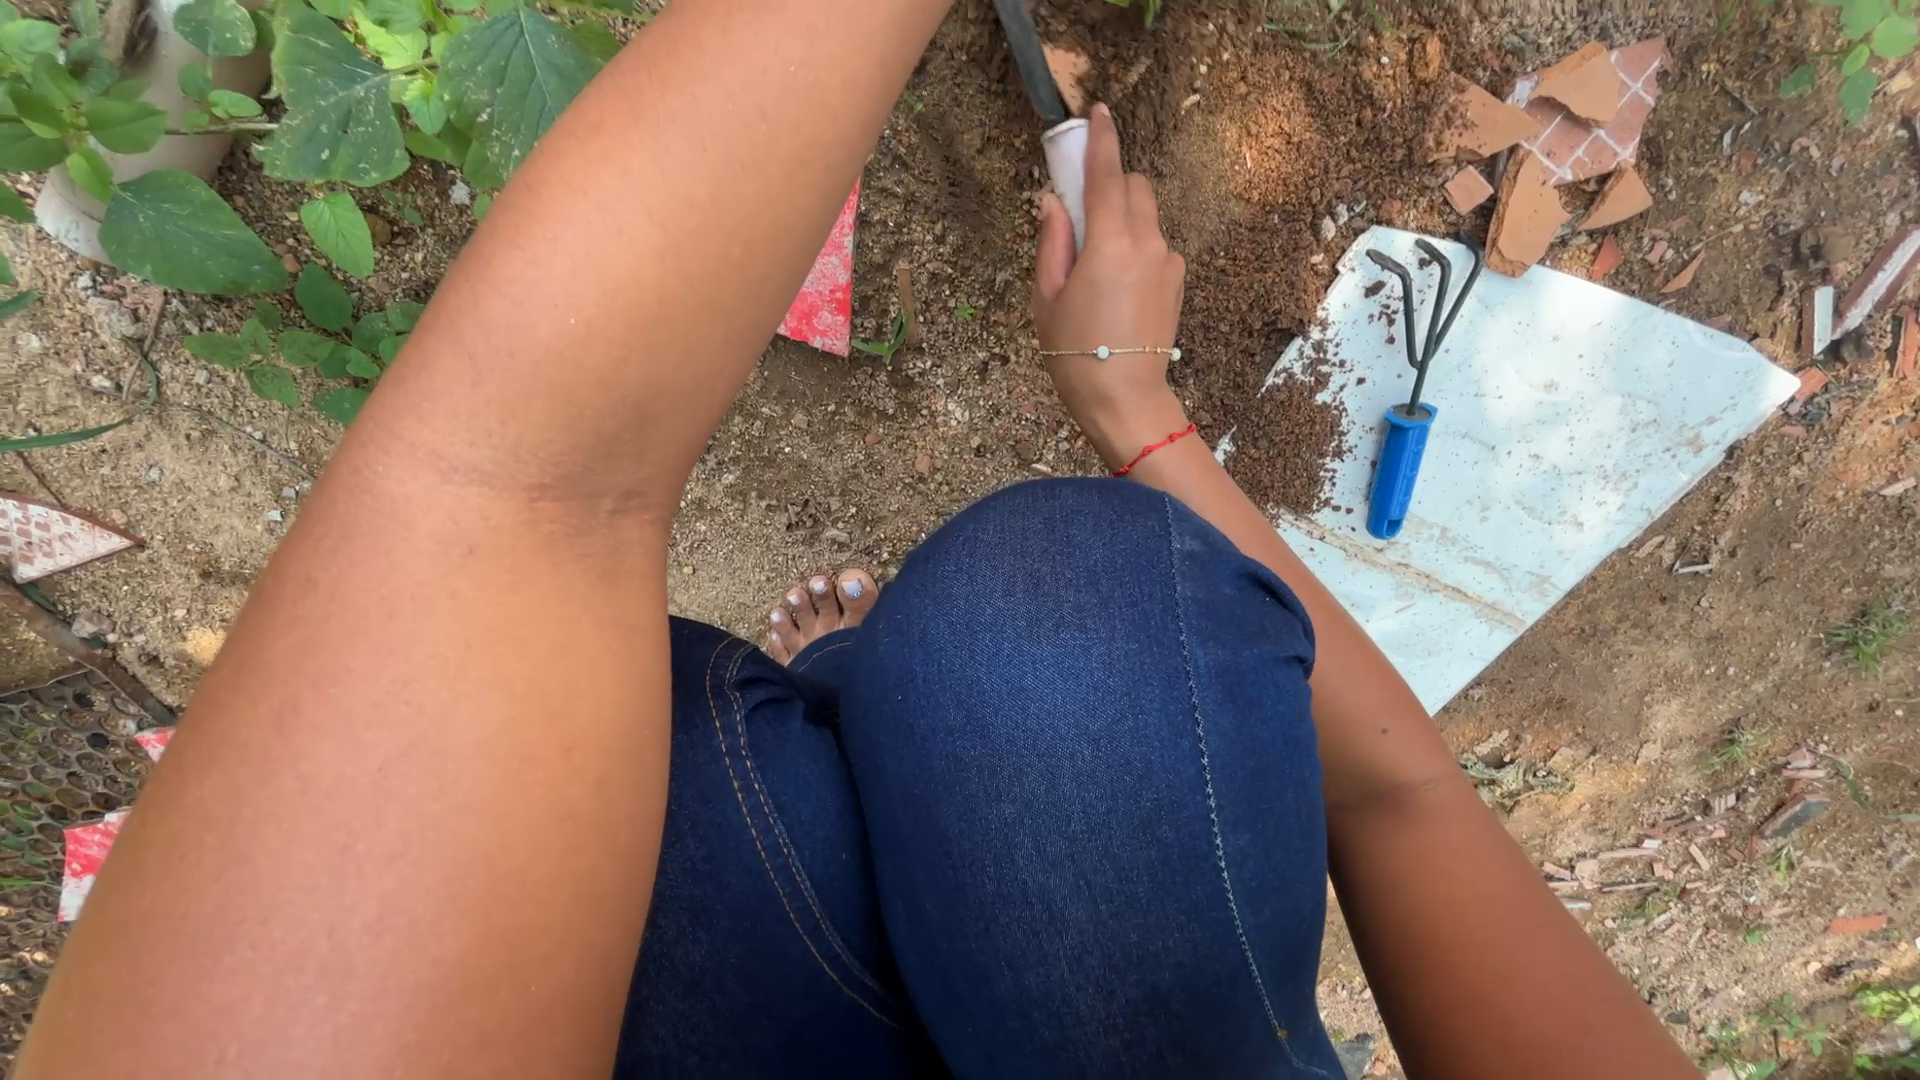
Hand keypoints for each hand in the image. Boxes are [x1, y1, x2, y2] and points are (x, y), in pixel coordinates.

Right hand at [1033, 103, 1190, 472]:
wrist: (1125, 398)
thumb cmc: (1074, 354)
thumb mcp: (1046, 298)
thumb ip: (1052, 241)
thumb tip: (1053, 201)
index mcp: (1109, 242)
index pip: (1106, 173)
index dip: (1101, 139)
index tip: (1098, 112)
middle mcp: (1147, 241)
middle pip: (1134, 186)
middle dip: (1111, 185)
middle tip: (1083, 214)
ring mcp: (1169, 260)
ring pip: (1147, 216)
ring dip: (1124, 220)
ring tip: (1100, 265)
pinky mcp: (1178, 280)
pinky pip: (1156, 246)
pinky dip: (1138, 248)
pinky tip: (1120, 288)